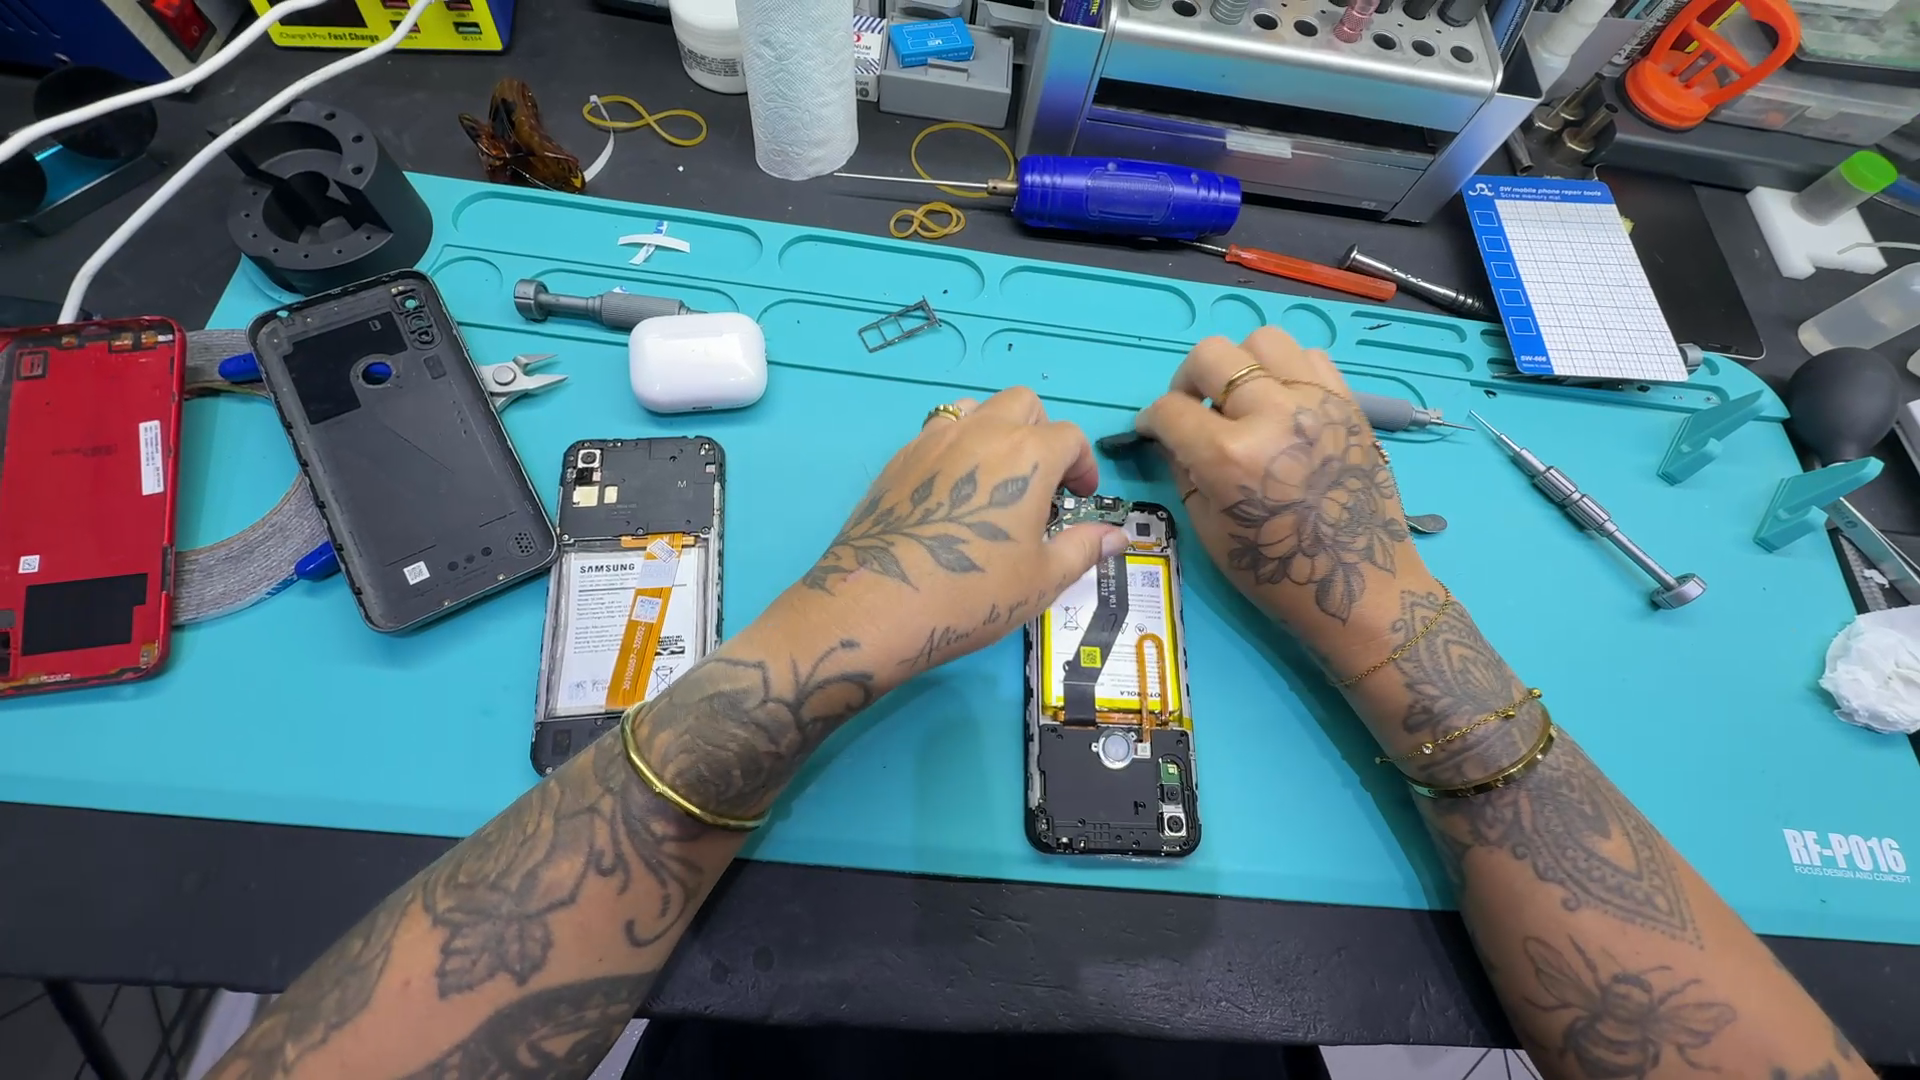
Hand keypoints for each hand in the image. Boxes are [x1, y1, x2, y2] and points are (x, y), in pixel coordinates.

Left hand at [779, 387, 1128, 683]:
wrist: (877, 606)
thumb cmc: (972, 594)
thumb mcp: (1041, 579)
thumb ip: (1083, 548)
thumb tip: (1118, 536)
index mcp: (1027, 455)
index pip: (1069, 437)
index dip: (1082, 466)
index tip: (1079, 497)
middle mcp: (980, 432)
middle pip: (1023, 404)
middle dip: (1043, 434)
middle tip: (1041, 483)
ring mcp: (933, 441)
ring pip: (975, 408)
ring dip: (996, 430)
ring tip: (995, 478)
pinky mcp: (898, 459)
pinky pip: (936, 432)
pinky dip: (957, 447)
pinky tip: (951, 494)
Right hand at [1135, 328, 1423, 650]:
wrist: (1360, 582)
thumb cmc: (1273, 570)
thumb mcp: (1206, 525)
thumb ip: (1182, 469)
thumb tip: (1169, 436)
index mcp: (1229, 457)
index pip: (1169, 410)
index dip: (1149, 420)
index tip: (1151, 430)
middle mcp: (1271, 415)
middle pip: (1210, 356)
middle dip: (1186, 380)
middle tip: (1191, 409)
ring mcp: (1315, 401)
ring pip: (1261, 340)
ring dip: (1237, 364)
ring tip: (1237, 399)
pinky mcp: (1347, 401)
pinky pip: (1308, 355)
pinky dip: (1283, 370)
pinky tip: (1278, 402)